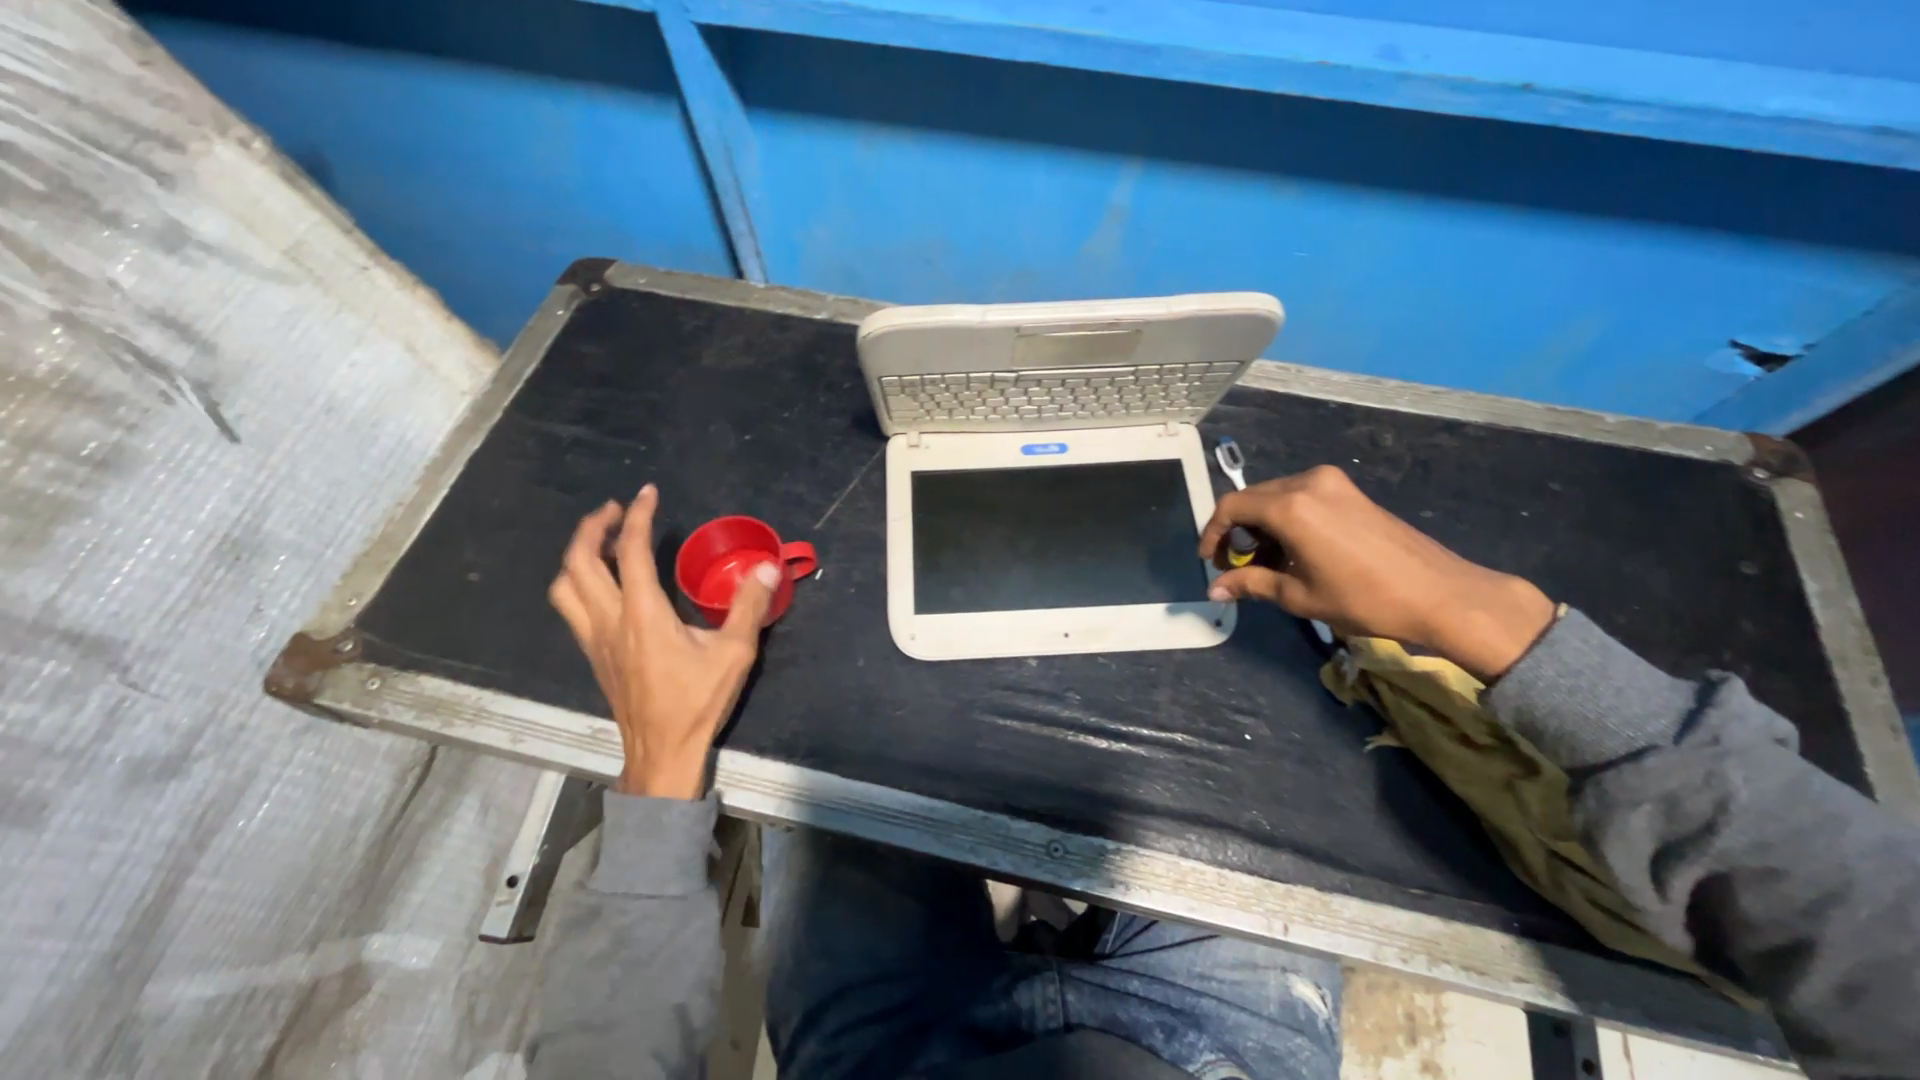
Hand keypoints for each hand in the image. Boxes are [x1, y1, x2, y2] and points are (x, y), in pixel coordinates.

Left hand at [549, 484, 777, 798]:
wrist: (661, 752)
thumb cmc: (696, 703)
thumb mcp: (734, 655)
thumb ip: (748, 609)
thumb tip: (766, 570)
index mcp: (642, 614)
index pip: (629, 551)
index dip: (637, 516)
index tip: (647, 493)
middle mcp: (609, 620)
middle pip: (578, 561)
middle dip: (592, 527)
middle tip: (616, 511)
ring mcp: (595, 639)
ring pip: (564, 586)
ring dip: (577, 556)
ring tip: (602, 543)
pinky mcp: (593, 655)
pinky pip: (571, 608)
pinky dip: (579, 583)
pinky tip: (604, 586)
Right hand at [1199, 466, 1555, 680]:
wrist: (1438, 593)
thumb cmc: (1364, 599)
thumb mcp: (1299, 596)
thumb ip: (1251, 584)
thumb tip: (1214, 590)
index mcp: (1290, 507)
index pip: (1231, 507)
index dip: (1213, 533)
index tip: (1210, 561)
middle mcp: (1307, 483)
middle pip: (1252, 498)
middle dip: (1237, 531)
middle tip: (1234, 566)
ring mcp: (1332, 483)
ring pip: (1275, 497)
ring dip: (1261, 526)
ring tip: (1264, 564)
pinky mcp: (1349, 491)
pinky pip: (1301, 498)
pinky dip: (1285, 520)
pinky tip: (1292, 551)